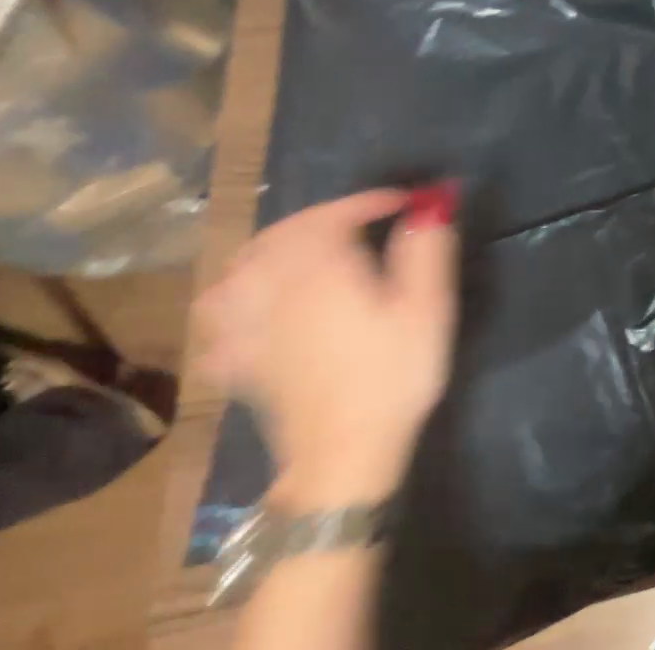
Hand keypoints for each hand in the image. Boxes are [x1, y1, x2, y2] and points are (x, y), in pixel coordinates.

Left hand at [195, 185, 459, 508]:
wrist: (344, 452)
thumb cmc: (395, 375)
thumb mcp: (428, 309)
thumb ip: (426, 252)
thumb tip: (431, 206)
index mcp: (321, 273)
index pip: (329, 217)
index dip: (365, 201)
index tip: (401, 203)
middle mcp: (274, 291)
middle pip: (278, 237)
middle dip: (318, 219)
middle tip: (358, 220)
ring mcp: (249, 328)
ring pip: (241, 269)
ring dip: (272, 248)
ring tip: (303, 249)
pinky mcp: (241, 361)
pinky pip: (222, 315)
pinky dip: (238, 294)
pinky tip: (257, 301)